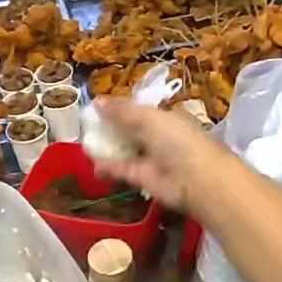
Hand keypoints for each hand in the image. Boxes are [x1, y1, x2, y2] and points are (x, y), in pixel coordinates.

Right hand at [89, 99, 232, 213]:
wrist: (195, 180)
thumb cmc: (176, 140)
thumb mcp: (149, 117)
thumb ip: (122, 110)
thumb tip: (97, 101)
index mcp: (164, 117)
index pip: (138, 110)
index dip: (118, 108)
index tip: (96, 107)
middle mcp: (158, 137)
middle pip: (129, 130)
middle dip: (109, 127)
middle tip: (86, 124)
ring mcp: (150, 158)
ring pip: (124, 150)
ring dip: (106, 146)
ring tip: (86, 142)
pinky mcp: (143, 179)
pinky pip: (121, 169)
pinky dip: (107, 166)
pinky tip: (93, 162)